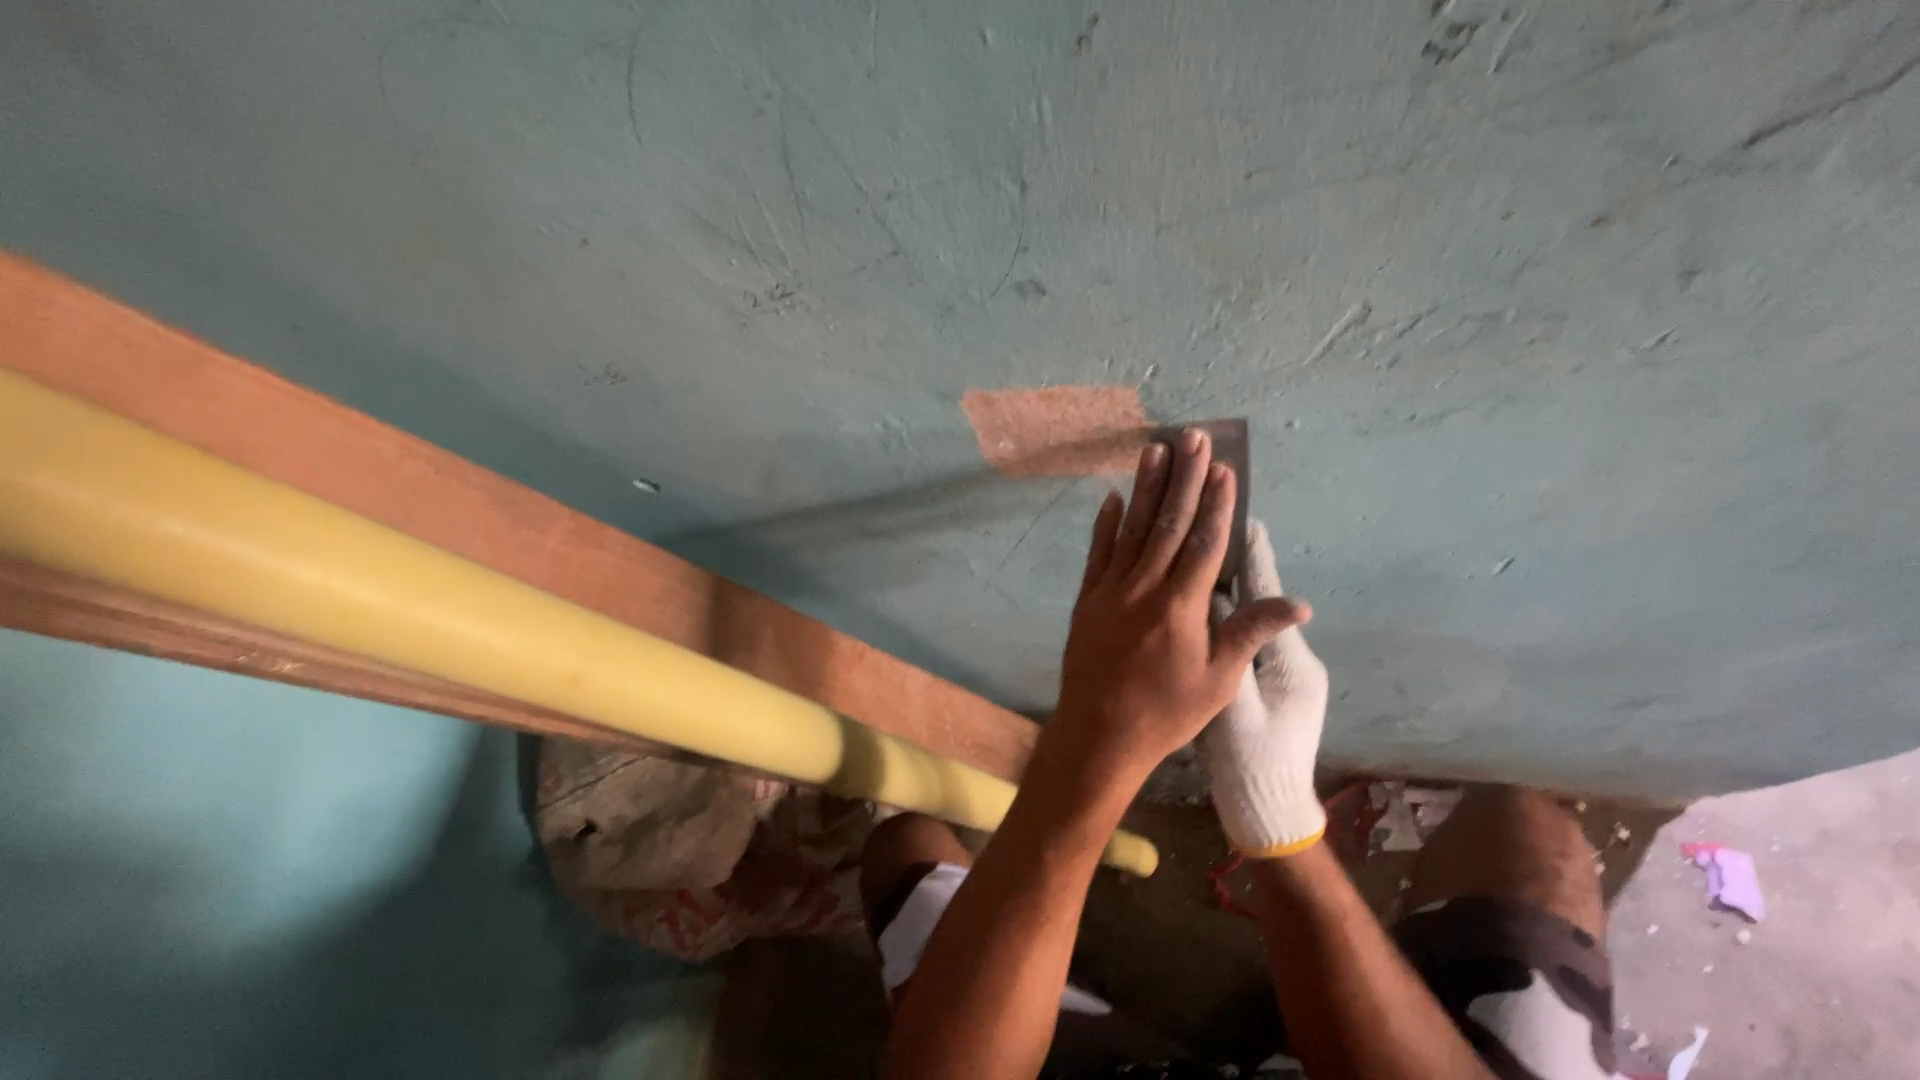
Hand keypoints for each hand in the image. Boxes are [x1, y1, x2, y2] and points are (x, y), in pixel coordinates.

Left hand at [1045, 429, 1310, 790]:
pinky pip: (1097, 553)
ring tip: (1155, 449)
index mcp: (1181, 606)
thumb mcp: (1218, 681)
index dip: (1215, 503)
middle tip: (1192, 436)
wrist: (1098, 734)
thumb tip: (1298, 604)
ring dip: (1145, 487)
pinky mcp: (1086, 600)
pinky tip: (1113, 497)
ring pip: (1131, 529)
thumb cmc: (1166, 713)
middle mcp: (1144, 588)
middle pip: (1167, 523)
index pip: (1203, 542)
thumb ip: (1250, 633)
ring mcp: (1110, 591)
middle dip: (1183, 478)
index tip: (1223, 467)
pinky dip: (1106, 523)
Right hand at [1205, 520, 1329, 855]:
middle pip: (1260, 602)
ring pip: (1250, 620)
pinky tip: (1199, 605)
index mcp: (1289, 661)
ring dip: (1228, 589)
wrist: (1269, 813)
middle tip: (1212, 524)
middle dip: (1237, 565)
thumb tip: (1211, 599)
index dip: (1253, 556)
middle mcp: (1292, 659)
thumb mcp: (1234, 709)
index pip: (1267, 596)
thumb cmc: (1251, 763)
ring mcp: (1281, 674)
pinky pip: (1243, 640)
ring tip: (1201, 554)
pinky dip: (1223, 619)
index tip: (1241, 514)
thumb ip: (1228, 652)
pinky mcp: (1267, 687)